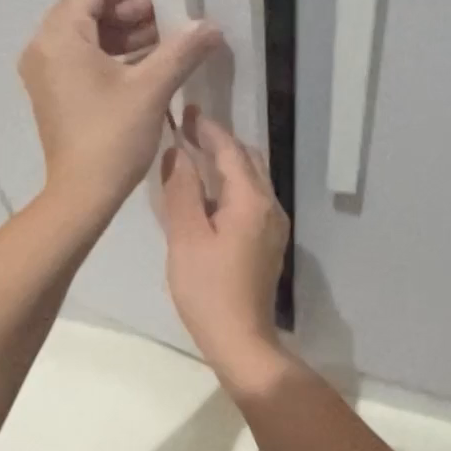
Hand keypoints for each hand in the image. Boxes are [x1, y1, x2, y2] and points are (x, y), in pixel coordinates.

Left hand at [20, 0, 221, 213]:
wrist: (82, 195)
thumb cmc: (112, 137)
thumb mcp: (151, 89)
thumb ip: (181, 50)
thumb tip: (210, 26)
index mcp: (60, 35)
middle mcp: (45, 46)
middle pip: (89, 7)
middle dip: (132, 5)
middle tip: (173, 9)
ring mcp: (47, 73)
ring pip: (89, 35)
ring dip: (127, 31)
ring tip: (169, 34)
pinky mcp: (56, 95)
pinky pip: (85, 59)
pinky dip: (115, 55)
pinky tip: (150, 60)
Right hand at [161, 110, 291, 384]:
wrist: (241, 340)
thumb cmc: (208, 290)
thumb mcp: (186, 237)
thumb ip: (182, 191)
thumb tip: (177, 153)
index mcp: (251, 200)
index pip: (230, 150)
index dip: (207, 128)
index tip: (186, 111)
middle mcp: (270, 207)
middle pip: (248, 161)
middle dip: (220, 142)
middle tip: (189, 130)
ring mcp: (273, 228)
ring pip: (252, 182)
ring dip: (227, 165)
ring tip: (196, 158)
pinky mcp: (268, 247)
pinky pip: (251, 203)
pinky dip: (231, 189)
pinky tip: (209, 198)